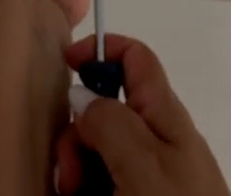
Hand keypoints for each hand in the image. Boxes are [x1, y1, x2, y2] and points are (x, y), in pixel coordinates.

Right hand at [54, 34, 230, 195]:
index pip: (134, 57)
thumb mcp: (143, 163)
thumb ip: (109, 119)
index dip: (101, 48)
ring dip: (77, 169)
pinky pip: (105, 183)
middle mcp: (156, 139)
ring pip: (98, 152)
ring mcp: (148, 176)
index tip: (67, 66)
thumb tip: (82, 95)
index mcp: (163, 114)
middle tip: (71, 175)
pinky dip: (88, 189)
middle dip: (77, 134)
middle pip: (105, 110)